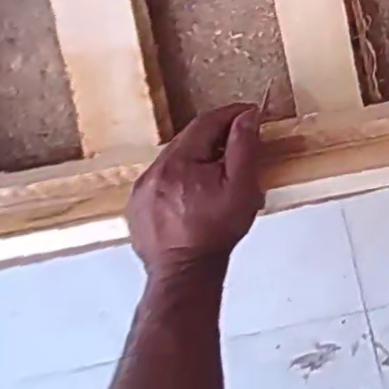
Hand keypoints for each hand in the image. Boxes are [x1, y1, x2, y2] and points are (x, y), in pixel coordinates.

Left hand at [125, 102, 266, 275]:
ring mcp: (141, 191)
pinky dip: (183, 172)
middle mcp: (153, 172)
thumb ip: (243, 144)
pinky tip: (198, 185)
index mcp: (178, 163)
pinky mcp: (137, 207)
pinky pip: (163, 176)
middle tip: (240, 138)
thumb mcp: (242, 184)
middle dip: (216, 133)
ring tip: (221, 164)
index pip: (206, 122)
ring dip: (199, 152)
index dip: (231, 113)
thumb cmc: (216, 230)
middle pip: (189, 137)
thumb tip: (246, 116)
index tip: (250, 113)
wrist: (185, 274)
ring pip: (175, 156)